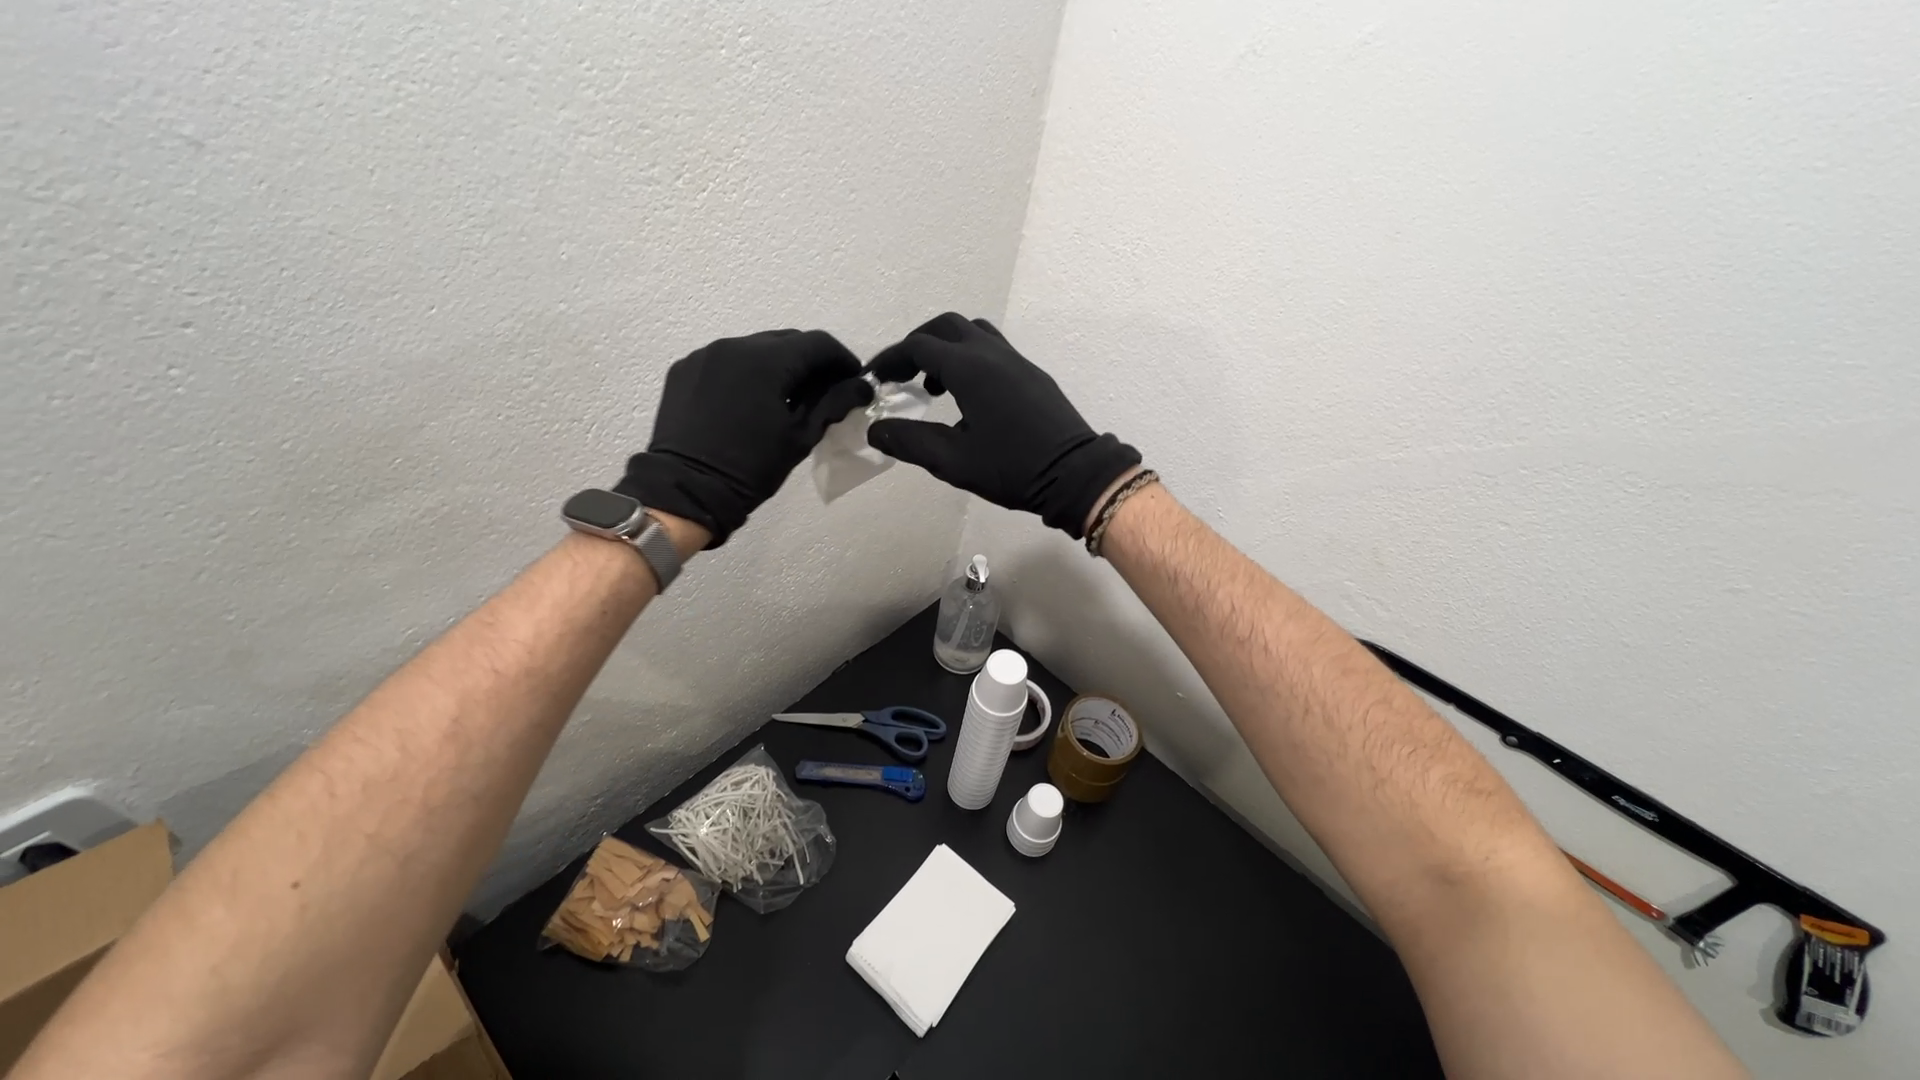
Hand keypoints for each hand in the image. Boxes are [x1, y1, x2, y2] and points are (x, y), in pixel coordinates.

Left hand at [617, 330, 871, 546]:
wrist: (686, 490)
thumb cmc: (752, 468)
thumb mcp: (801, 436)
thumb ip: (833, 403)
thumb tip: (862, 386)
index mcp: (768, 360)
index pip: (819, 344)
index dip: (842, 360)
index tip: (853, 382)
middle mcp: (735, 345)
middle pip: (787, 341)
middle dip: (810, 362)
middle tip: (823, 392)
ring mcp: (706, 354)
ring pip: (755, 349)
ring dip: (777, 367)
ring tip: (785, 398)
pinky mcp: (685, 369)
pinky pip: (727, 361)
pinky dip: (746, 374)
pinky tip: (749, 402)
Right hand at [865, 313, 1139, 537]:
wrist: (1075, 474)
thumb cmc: (1011, 468)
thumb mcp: (952, 462)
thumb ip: (909, 442)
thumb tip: (876, 429)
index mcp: (968, 368)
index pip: (918, 346)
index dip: (891, 359)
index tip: (875, 379)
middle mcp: (991, 354)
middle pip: (945, 326)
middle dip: (917, 344)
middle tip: (901, 374)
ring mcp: (1016, 360)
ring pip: (972, 332)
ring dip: (946, 348)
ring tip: (933, 385)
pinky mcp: (1031, 373)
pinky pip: (992, 348)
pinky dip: (969, 358)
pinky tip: (968, 396)